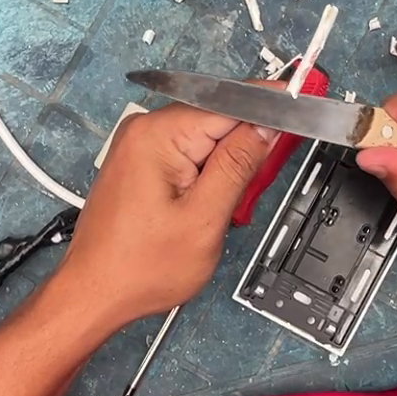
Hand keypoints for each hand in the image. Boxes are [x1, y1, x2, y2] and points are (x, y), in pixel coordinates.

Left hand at [50, 103, 276, 331]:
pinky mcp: (140, 163)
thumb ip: (238, 166)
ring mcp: (139, 146)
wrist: (96, 293)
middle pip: (218, 119)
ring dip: (225, 168)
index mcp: (157, 135)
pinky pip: (187, 154)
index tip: (301, 115)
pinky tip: (204, 205)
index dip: (269, 111)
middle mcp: (143, 131)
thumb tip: (265, 126)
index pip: (229, 102)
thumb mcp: (204, 219)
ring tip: (219, 210)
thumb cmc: (137, 268)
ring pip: (205, 139)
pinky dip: (206, 175)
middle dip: (245, 149)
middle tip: (249, 193)